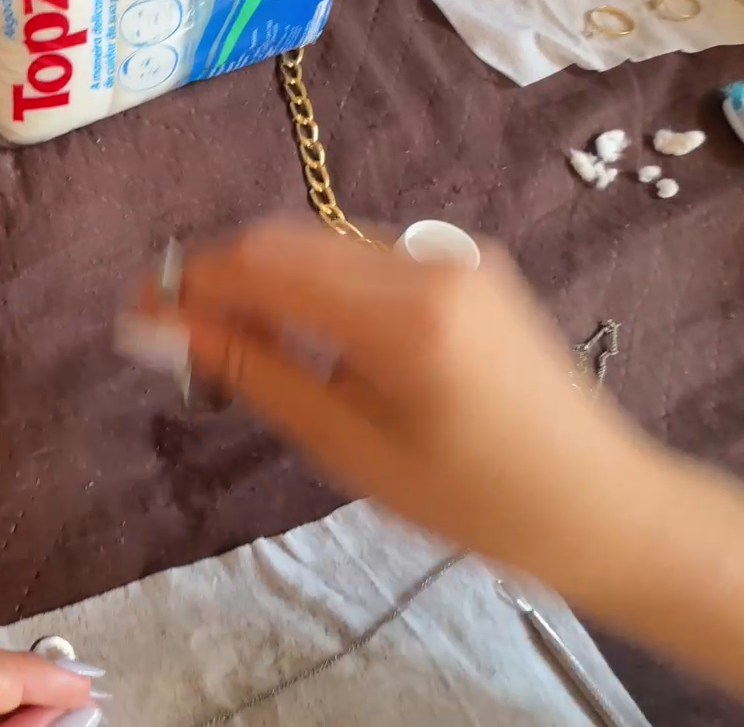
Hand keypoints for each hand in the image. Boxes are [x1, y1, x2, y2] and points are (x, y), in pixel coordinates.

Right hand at [137, 220, 666, 595]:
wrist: (609, 505)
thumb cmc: (467, 495)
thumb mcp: (342, 443)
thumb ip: (248, 368)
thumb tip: (162, 325)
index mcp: (403, 318)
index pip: (257, 269)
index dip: (184, 283)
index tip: (134, 308)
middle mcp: (426, 261)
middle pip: (276, 240)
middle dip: (212, 275)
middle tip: (173, 323)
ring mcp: (447, 250)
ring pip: (307, 239)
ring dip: (254, 277)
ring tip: (236, 334)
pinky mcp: (457, 254)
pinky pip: (346, 249)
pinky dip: (300, 277)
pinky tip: (298, 324)